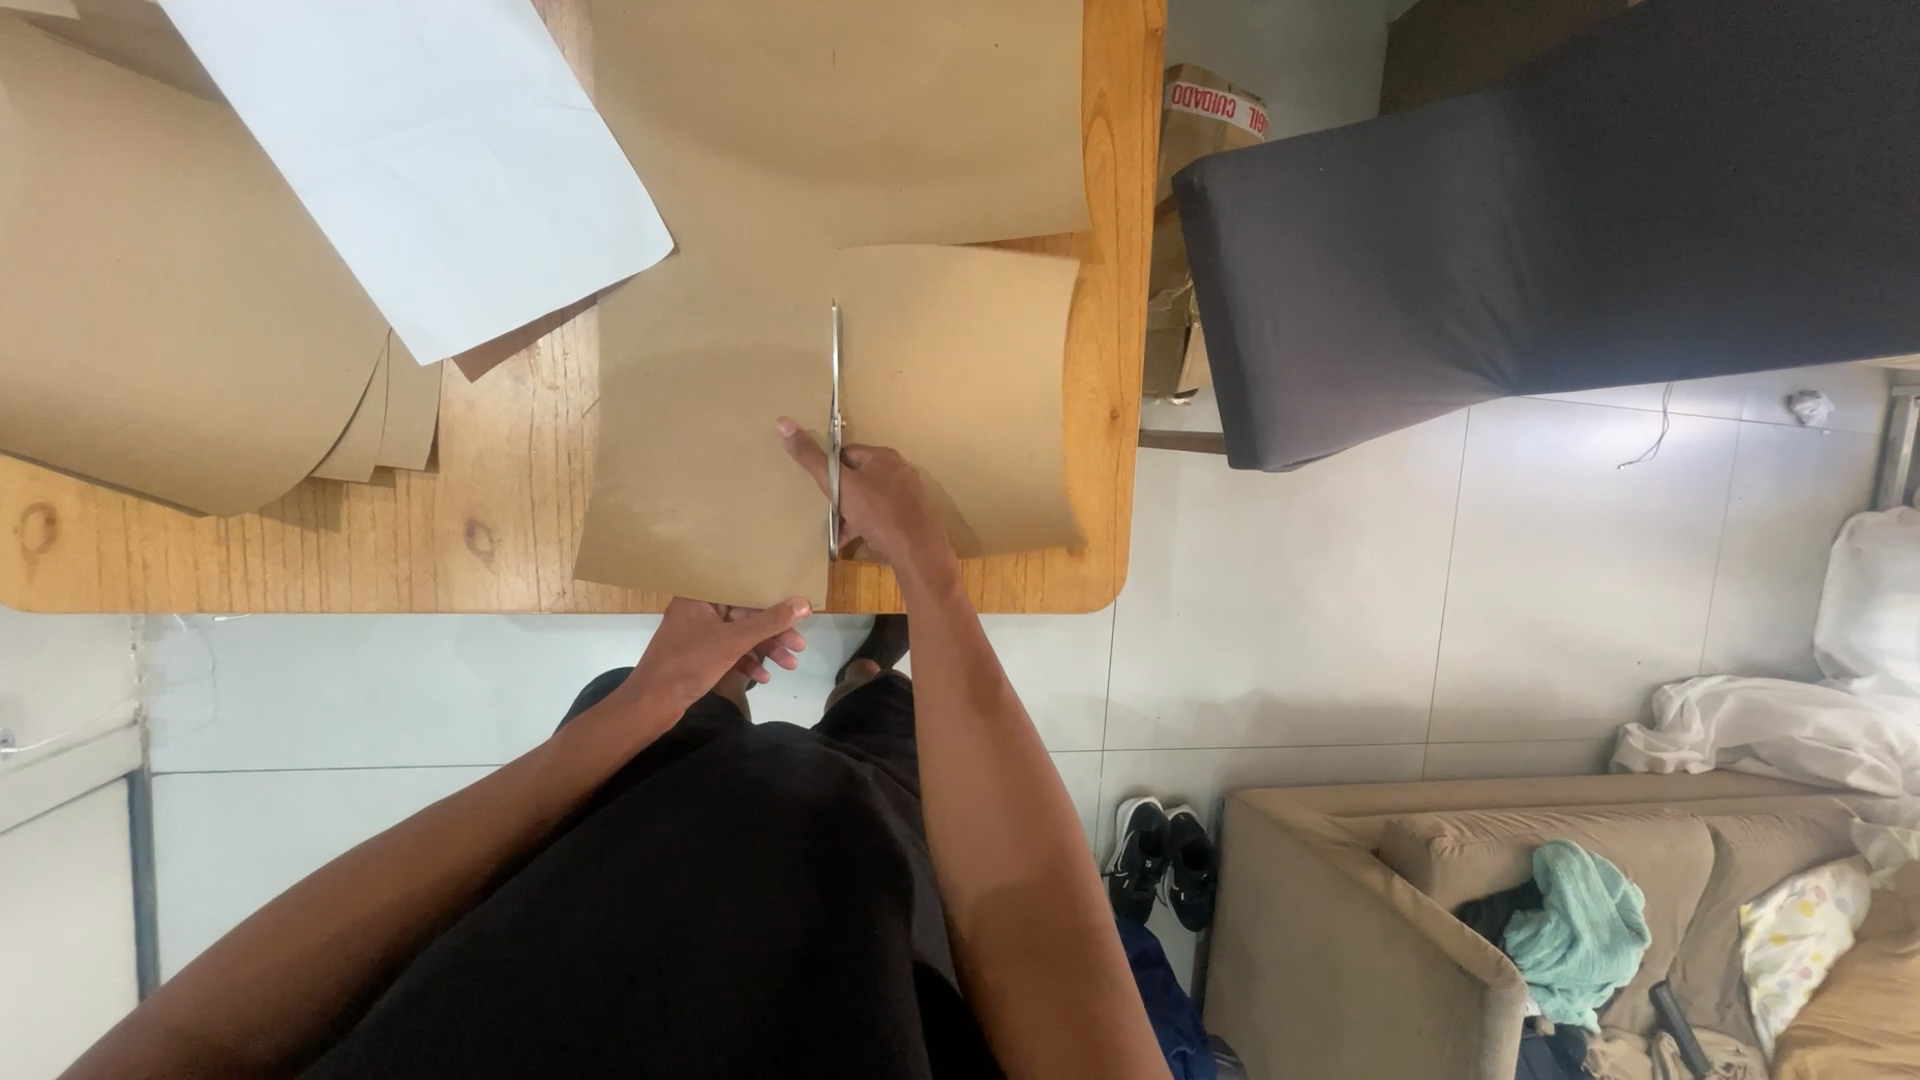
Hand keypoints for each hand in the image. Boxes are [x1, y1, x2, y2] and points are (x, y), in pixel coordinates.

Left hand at [621, 596, 810, 718]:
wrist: (650, 704)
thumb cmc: (689, 664)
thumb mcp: (734, 641)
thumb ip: (770, 622)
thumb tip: (803, 604)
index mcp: (699, 596)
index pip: (743, 589)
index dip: (772, 598)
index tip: (795, 609)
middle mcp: (698, 611)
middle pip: (745, 615)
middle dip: (773, 632)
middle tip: (799, 645)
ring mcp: (697, 635)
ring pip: (740, 636)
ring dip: (765, 650)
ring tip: (790, 664)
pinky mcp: (698, 656)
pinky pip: (729, 652)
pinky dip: (747, 662)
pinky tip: (764, 678)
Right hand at [777, 417, 957, 579]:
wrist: (915, 547)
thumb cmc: (876, 511)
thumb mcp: (838, 484)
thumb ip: (811, 457)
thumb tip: (783, 422)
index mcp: (883, 457)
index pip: (848, 455)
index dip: (832, 471)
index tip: (824, 488)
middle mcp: (899, 470)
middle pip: (860, 478)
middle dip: (843, 496)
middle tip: (830, 512)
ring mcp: (908, 494)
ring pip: (871, 499)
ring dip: (854, 513)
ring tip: (840, 530)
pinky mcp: (912, 516)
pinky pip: (884, 515)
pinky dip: (869, 525)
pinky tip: (856, 539)